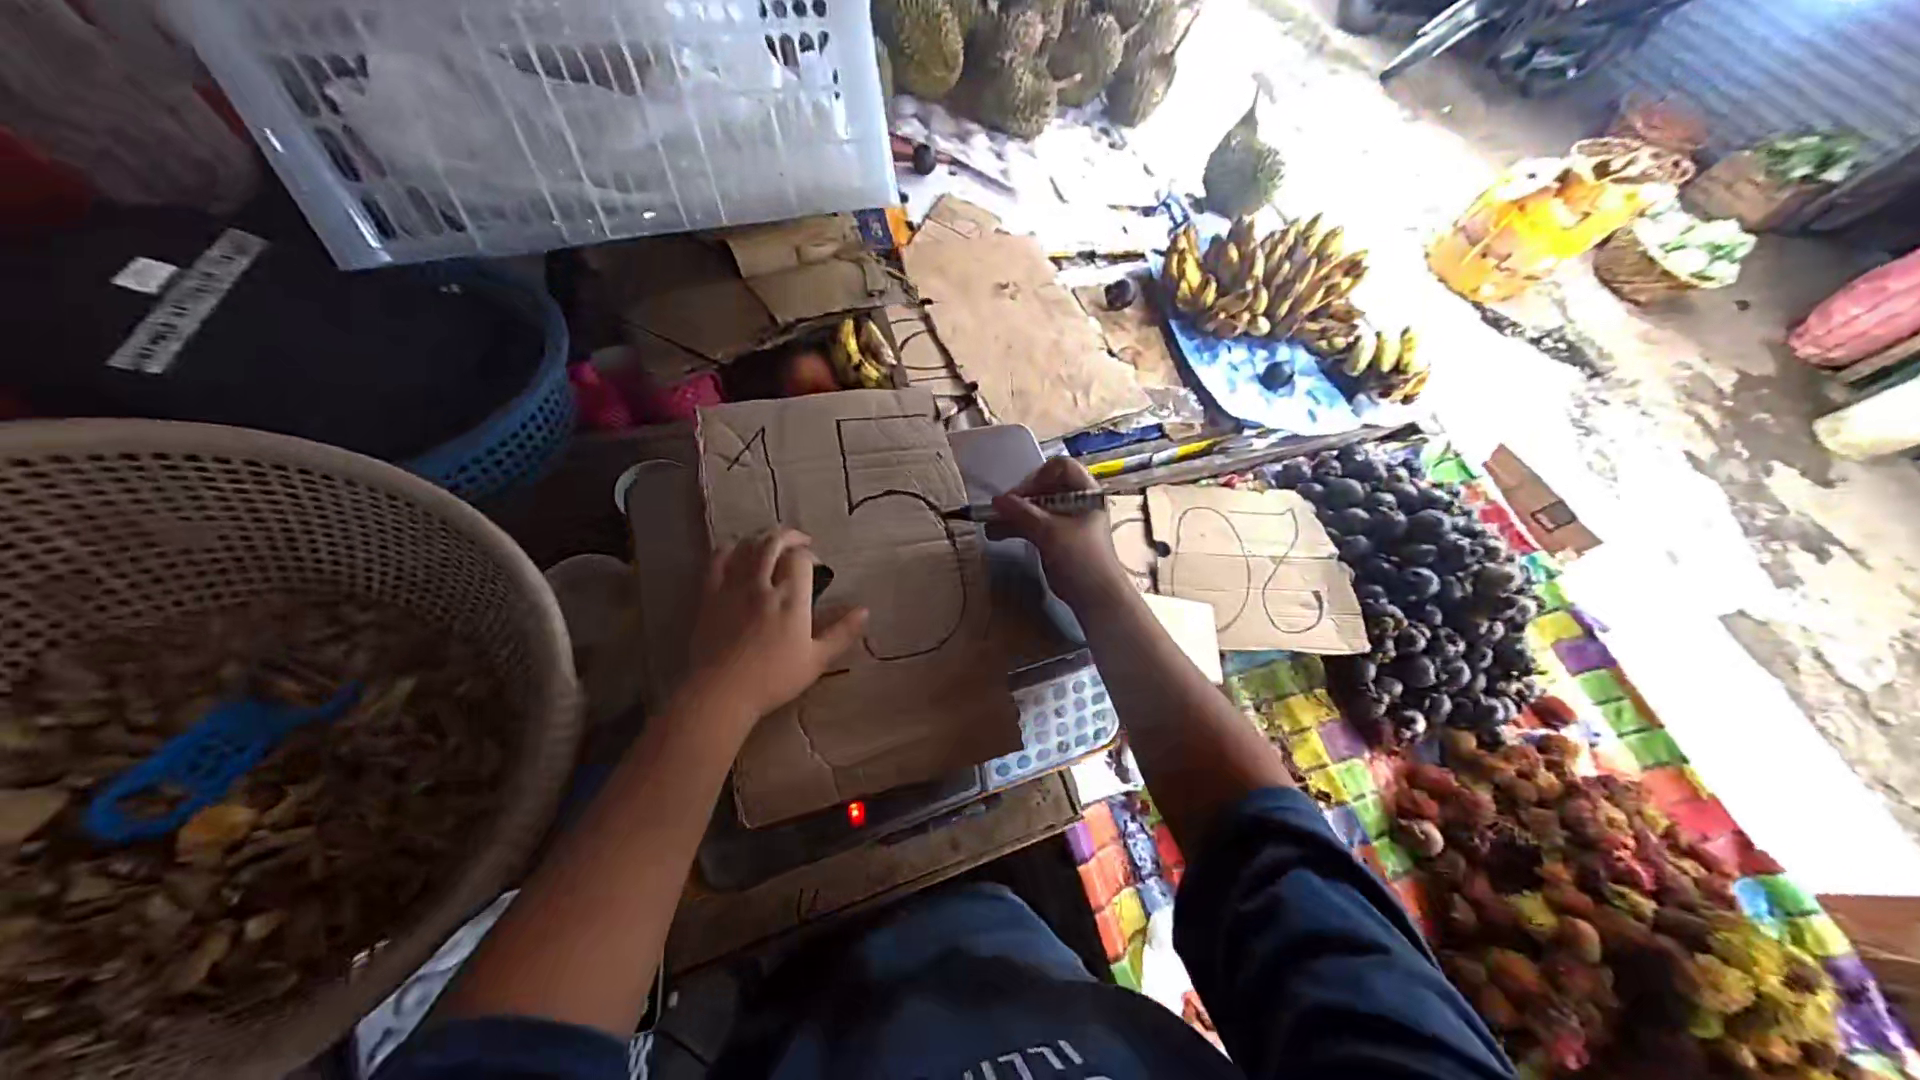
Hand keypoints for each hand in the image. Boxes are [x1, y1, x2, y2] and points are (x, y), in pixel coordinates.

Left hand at [682, 529, 867, 724]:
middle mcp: (761, 584)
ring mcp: (732, 586)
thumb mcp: (816, 660)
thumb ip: (842, 632)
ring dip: (762, 537)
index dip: (810, 556)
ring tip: (772, 542)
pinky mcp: (709, 594)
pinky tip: (737, 551)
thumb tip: (864, 610)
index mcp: (790, 598)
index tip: (815, 567)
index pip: (801, 558)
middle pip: (773, 542)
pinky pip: (717, 558)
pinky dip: (730, 548)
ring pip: (747, 545)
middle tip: (800, 541)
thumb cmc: (773, 679)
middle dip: (789, 536)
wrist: (721, 692)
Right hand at [988, 458, 1130, 612]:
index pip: (1060, 468)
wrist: (1097, 598)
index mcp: (1086, 492)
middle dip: (1021, 498)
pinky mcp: (1060, 539)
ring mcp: (1069, 521)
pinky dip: (1019, 527)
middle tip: (1001, 510)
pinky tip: (998, 533)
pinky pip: (1036, 525)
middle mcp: (1079, 502)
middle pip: (1046, 487)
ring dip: (1015, 514)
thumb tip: (997, 500)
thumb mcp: (1050, 532)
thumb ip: (1022, 513)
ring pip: (1038, 508)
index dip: (1037, 478)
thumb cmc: (1080, 559)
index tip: (1019, 496)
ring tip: (990, 524)